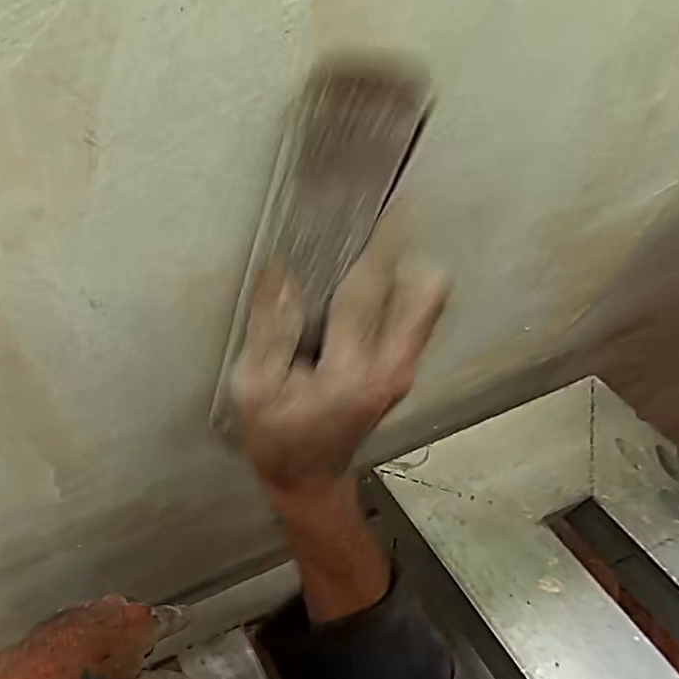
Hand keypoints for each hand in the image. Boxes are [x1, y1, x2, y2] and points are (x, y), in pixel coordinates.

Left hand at [0, 597, 200, 678]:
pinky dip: (89, 637)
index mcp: (140, 623)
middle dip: (142, 631)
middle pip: (137, 616)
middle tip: (145, 652)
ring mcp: (85, 608)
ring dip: (113, 633)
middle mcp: (116, 607)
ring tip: (111, 659)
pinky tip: (82, 658)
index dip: (179, 621)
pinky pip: (85, 624)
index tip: (187, 617)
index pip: (169, 619)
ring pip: (109, 618)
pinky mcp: (61, 617)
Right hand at [231, 243, 448, 502]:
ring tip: (356, 260)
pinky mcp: (405, 367)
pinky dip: (396, 288)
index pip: (367, 294)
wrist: (309, 478)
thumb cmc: (276, 436)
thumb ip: (268, 330)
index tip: (387, 201)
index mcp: (350, 375)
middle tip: (363, 230)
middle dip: (398, 249)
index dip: (377, 245)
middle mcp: (391, 367)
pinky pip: (415, 312)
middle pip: (424, 289)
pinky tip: (359, 287)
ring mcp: (404, 368)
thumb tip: (282, 272)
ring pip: (426, 298)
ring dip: (399, 268)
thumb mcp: (253, 388)